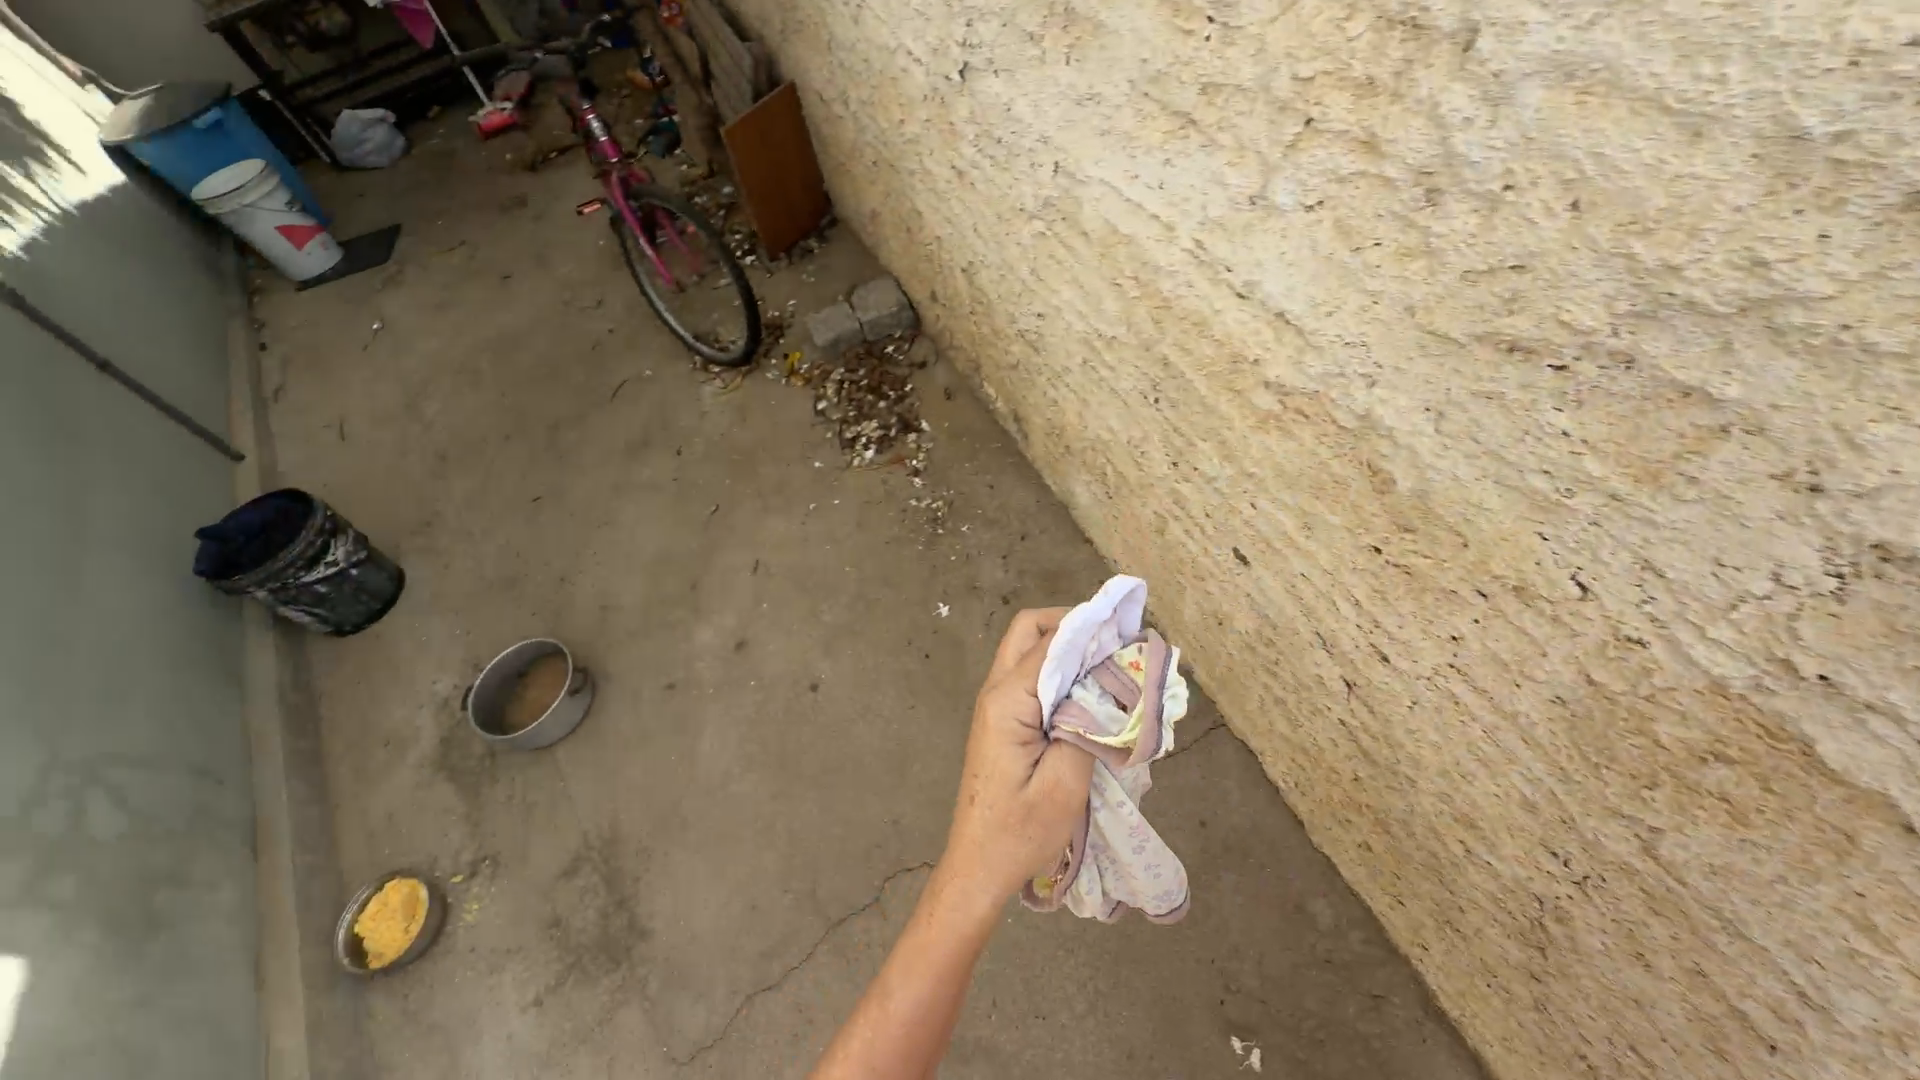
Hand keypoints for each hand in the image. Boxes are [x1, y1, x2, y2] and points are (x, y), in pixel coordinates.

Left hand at [936, 608, 1094, 914]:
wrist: (979, 868)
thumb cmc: (1020, 832)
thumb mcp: (1064, 784)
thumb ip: (1087, 725)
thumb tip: (1109, 681)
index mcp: (1006, 701)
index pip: (1049, 640)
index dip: (1089, 629)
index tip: (1130, 633)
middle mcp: (996, 693)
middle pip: (1030, 631)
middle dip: (1074, 625)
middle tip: (1116, 642)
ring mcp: (998, 707)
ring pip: (1030, 652)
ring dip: (1069, 649)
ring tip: (1112, 664)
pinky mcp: (1005, 723)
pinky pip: (1033, 679)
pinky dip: (1063, 674)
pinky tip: (1093, 693)